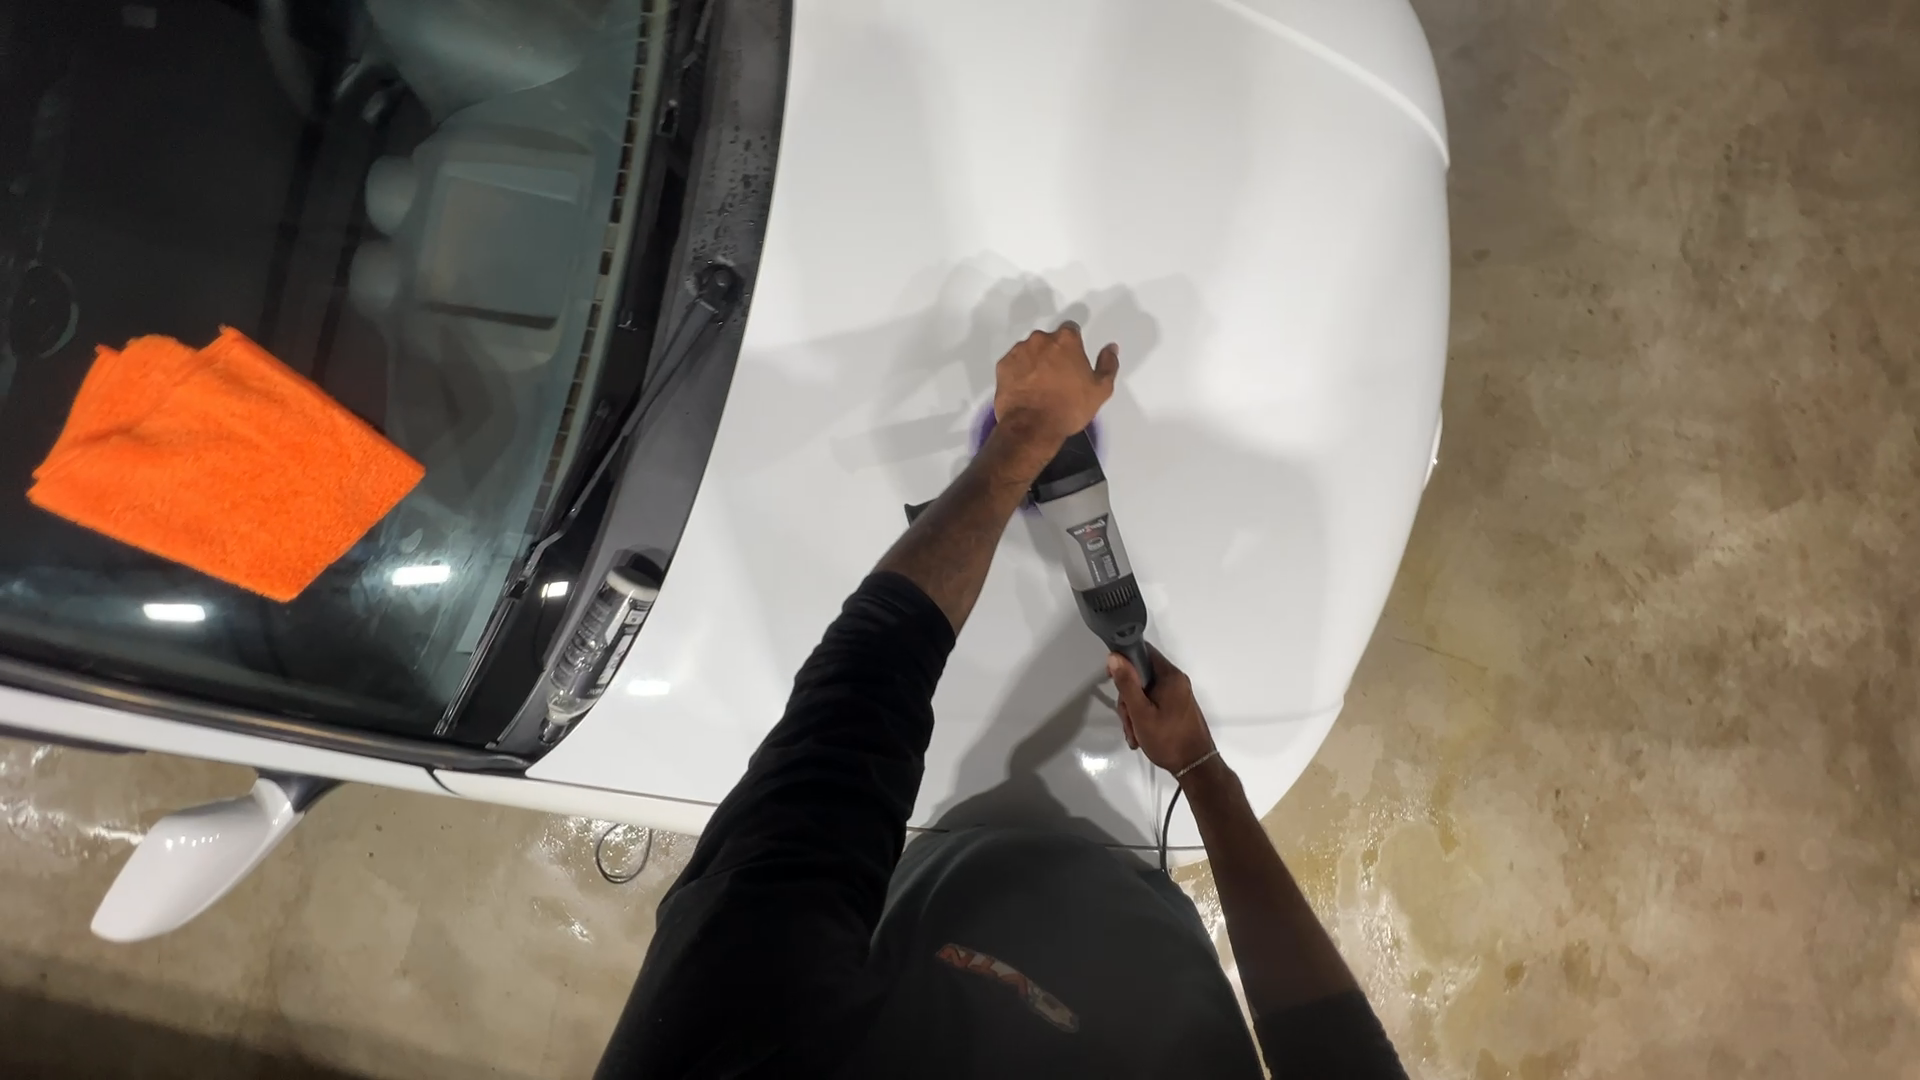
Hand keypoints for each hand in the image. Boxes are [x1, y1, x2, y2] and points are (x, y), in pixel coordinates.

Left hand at [992, 322, 1118, 451]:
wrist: (1032, 427)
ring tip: (1039, 387)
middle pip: (1048, 340)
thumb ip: (1108, 364)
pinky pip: (1013, 364)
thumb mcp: (1100, 390)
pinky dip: (1018, 373)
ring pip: (1029, 351)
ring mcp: (1019, 351)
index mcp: (1066, 340)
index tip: (1073, 360)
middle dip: (1052, 354)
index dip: (1073, 345)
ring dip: (1034, 363)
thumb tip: (1111, 349)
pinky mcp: (1003, 366)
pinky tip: (1025, 390)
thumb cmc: (1068, 408)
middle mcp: (1040, 339)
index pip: (1071, 330)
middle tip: (1057, 377)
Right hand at [1108, 646, 1216, 776]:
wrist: (1196, 767)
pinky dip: (1143, 717)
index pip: (1143, 651)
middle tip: (1127, 719)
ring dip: (1134, 712)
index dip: (1124, 659)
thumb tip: (1114, 656)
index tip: (1110, 677)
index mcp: (1170, 676)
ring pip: (1145, 692)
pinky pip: (1153, 704)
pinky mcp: (1176, 708)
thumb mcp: (1140, 712)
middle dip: (1128, 697)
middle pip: (1141, 675)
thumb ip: (1127, 683)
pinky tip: (1140, 736)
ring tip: (1134, 734)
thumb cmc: (1167, 739)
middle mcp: (1176, 681)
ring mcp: (1177, 695)